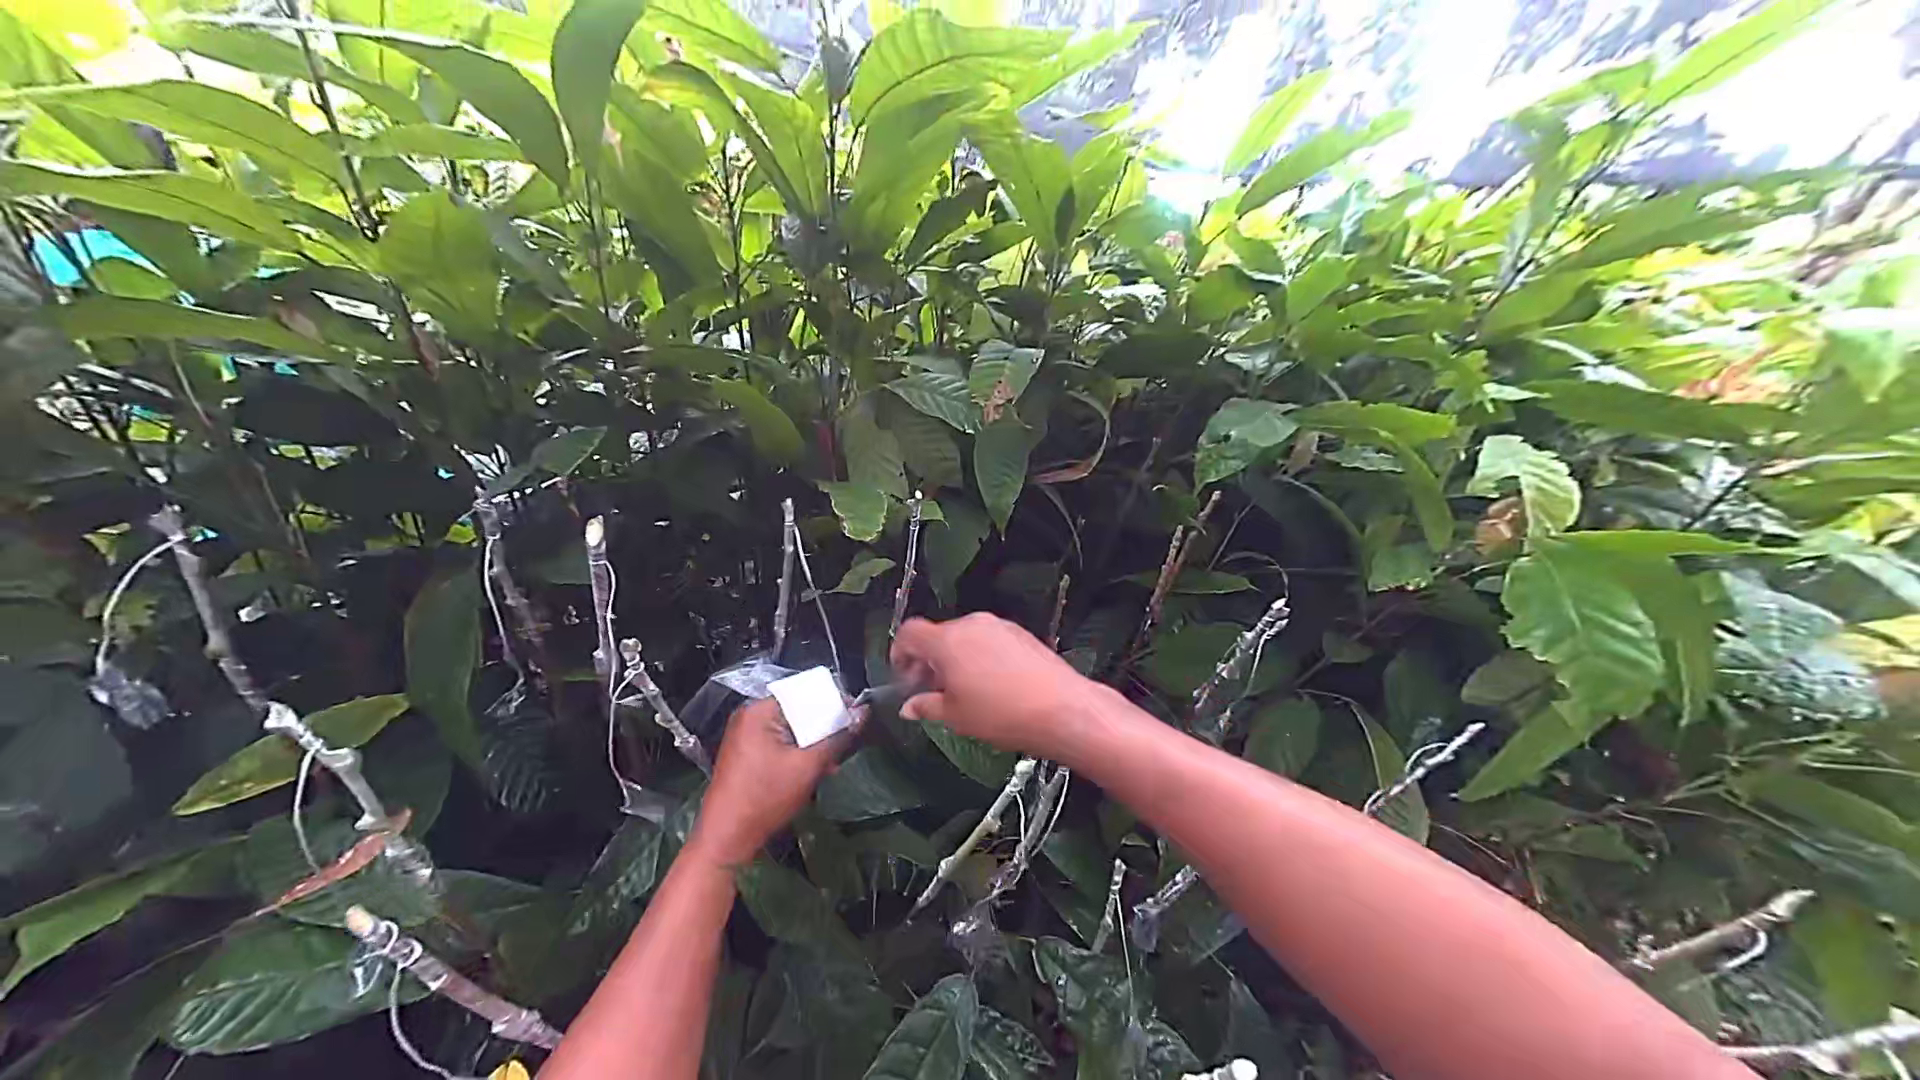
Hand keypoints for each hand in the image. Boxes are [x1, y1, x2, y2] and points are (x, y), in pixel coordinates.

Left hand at [690, 698, 850, 864]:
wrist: (725, 838)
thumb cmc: (764, 798)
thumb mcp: (808, 766)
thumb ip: (838, 737)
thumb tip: (862, 713)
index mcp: (760, 711)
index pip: (806, 692)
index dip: (835, 702)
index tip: (856, 716)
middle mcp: (750, 717)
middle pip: (799, 711)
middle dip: (825, 727)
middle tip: (847, 742)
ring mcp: (746, 736)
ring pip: (791, 729)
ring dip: (814, 743)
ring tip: (831, 762)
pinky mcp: (747, 754)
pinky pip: (780, 743)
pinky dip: (798, 753)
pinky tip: (813, 770)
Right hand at [890, 613, 1110, 759]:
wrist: (1062, 709)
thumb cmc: (1005, 713)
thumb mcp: (955, 716)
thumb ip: (925, 706)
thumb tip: (910, 706)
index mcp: (948, 640)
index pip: (909, 632)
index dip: (900, 653)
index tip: (904, 675)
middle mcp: (972, 625)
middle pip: (938, 635)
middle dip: (929, 661)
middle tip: (931, 690)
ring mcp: (1000, 626)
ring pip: (965, 637)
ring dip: (956, 659)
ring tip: (964, 692)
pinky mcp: (1021, 634)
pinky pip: (989, 640)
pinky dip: (981, 657)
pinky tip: (991, 686)